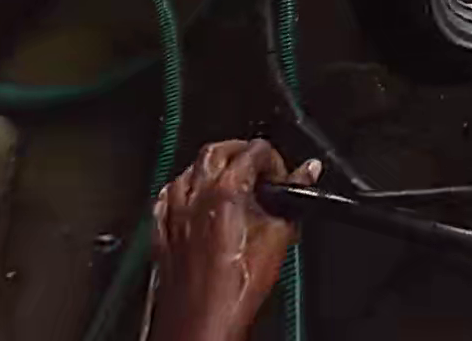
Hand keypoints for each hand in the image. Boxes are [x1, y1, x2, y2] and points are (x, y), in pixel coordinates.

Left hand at [150, 139, 321, 340]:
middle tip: (257, 167)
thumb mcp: (279, 237)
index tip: (280, 176)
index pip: (254, 150)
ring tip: (230, 179)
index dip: (273, 160)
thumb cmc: (235, 291)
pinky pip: (168, 198)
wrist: (201, 331)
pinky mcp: (162, 235)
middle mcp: (197, 196)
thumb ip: (295, 197)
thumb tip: (309, 171)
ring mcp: (175, 215)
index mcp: (226, 190)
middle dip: (240, 152)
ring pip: (189, 170)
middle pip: (216, 150)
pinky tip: (196, 201)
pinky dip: (183, 192)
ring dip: (211, 168)